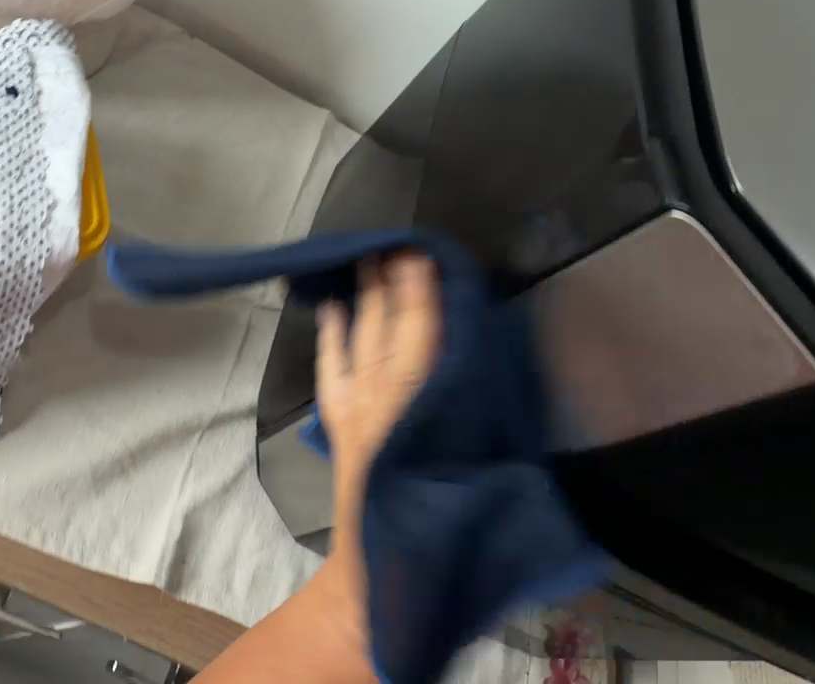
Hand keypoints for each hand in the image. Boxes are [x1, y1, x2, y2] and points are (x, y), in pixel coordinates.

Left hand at [314, 255, 443, 588]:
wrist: (374, 573)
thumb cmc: (436, 525)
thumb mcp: (471, 468)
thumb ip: (475, 418)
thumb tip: (483, 362)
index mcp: (418, 408)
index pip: (421, 338)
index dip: (421, 295)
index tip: (423, 257)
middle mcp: (383, 398)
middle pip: (388, 330)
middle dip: (392, 284)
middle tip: (396, 242)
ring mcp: (354, 407)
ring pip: (360, 341)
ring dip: (365, 300)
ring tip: (368, 260)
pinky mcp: (338, 421)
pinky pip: (330, 368)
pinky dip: (330, 337)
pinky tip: (331, 309)